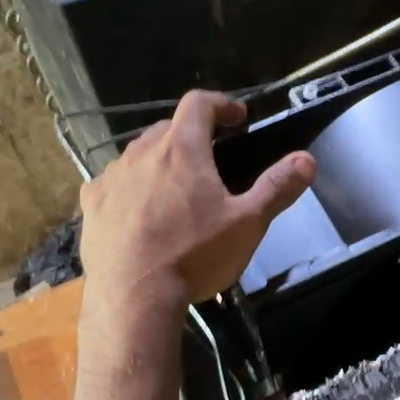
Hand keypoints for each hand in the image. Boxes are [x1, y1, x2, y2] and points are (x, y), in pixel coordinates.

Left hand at [78, 90, 316, 310]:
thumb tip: (307, 160)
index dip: (220, 105)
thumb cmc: (195, 255)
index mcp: (182, 150)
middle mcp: (142, 153)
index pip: (198, 105)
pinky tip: (138, 213)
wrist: (135, 295)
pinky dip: (130, 189)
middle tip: (209, 159)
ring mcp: (111, 177)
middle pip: (166, 129)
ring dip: (158, 163)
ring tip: (174, 191)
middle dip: (190, 137)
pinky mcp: (92, 205)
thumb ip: (276, 189)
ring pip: (138, 157)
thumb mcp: (247, 225)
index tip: (236, 116)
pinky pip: (113, 185)